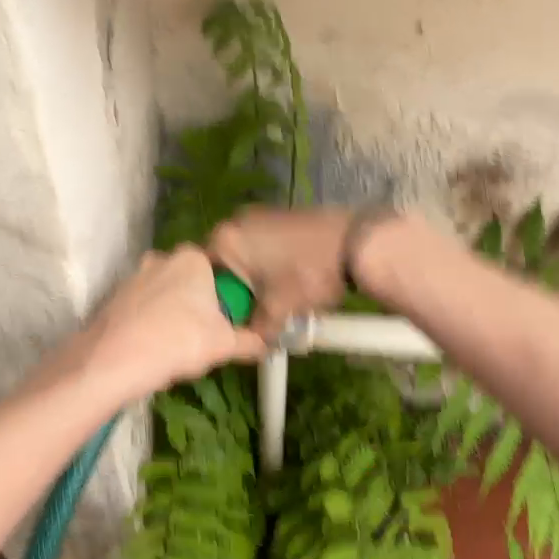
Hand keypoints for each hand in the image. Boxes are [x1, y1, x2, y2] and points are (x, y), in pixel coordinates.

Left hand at [69, 245, 266, 400]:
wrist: (115, 361)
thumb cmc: (180, 341)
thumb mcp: (225, 344)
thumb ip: (250, 342)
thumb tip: (266, 345)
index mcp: (192, 258)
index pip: (219, 273)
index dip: (225, 301)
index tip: (225, 326)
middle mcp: (161, 258)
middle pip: (190, 284)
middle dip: (198, 307)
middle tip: (202, 340)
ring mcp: (133, 276)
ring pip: (164, 296)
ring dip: (173, 316)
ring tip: (176, 349)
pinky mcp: (113, 297)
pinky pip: (142, 309)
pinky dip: (149, 324)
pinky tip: (152, 349)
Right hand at [207, 207, 355, 337]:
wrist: (357, 243)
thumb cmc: (308, 275)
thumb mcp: (278, 311)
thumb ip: (256, 330)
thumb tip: (251, 343)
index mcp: (224, 240)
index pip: (201, 278)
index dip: (215, 303)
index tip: (230, 321)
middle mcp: (235, 221)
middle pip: (225, 267)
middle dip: (238, 293)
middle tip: (253, 316)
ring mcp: (261, 215)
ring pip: (247, 258)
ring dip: (256, 281)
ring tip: (275, 303)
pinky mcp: (283, 216)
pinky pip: (266, 247)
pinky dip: (272, 266)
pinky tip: (290, 283)